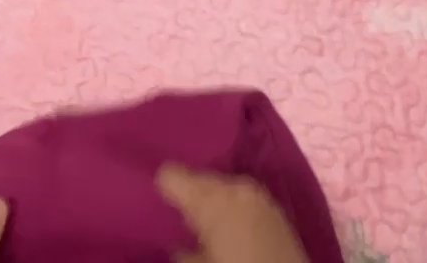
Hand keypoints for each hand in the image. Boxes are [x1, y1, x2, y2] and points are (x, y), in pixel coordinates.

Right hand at [157, 165, 309, 262]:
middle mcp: (234, 186)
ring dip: (210, 199)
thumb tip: (176, 243)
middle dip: (187, 193)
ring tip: (200, 224)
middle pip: (199, 178)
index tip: (152, 198)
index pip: (173, 175)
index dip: (160, 185)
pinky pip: (241, 196)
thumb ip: (182, 253)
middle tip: (175, 215)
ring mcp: (258, 194)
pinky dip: (230, 205)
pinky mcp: (274, 207)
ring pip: (222, 186)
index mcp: (212, 199)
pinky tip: (226, 226)